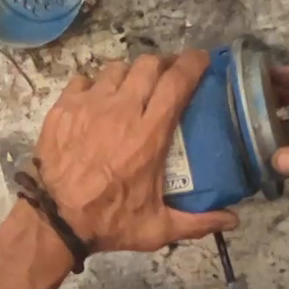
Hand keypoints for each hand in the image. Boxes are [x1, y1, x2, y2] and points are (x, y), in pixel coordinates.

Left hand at [33, 51, 239, 253]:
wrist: (54, 221)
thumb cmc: (108, 222)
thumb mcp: (158, 228)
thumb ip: (198, 222)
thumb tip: (234, 219)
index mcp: (149, 134)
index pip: (177, 81)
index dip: (193, 64)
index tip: (201, 60)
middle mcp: (121, 111)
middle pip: (148, 65)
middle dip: (162, 65)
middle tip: (167, 77)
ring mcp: (89, 105)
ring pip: (116, 69)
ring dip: (130, 74)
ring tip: (132, 88)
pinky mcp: (63, 108)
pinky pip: (84, 80)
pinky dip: (95, 85)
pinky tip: (98, 100)